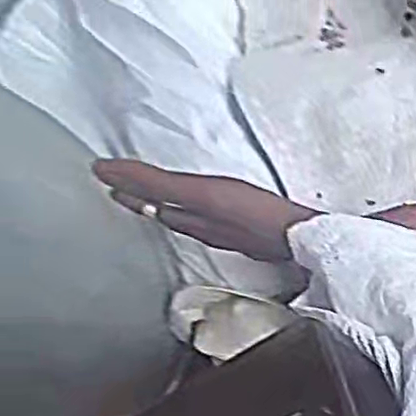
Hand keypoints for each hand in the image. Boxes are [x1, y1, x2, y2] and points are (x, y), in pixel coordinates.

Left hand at [92, 159, 317, 262]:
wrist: (313, 238)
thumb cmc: (260, 214)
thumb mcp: (201, 192)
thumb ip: (153, 182)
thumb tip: (101, 172)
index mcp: (196, 225)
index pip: (154, 208)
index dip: (131, 195)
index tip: (111, 185)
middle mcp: (217, 237)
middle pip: (178, 220)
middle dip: (157, 207)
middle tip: (138, 197)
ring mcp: (246, 243)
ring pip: (206, 229)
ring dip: (189, 217)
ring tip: (182, 208)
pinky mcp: (271, 243)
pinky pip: (235, 234)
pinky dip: (223, 227)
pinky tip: (231, 225)